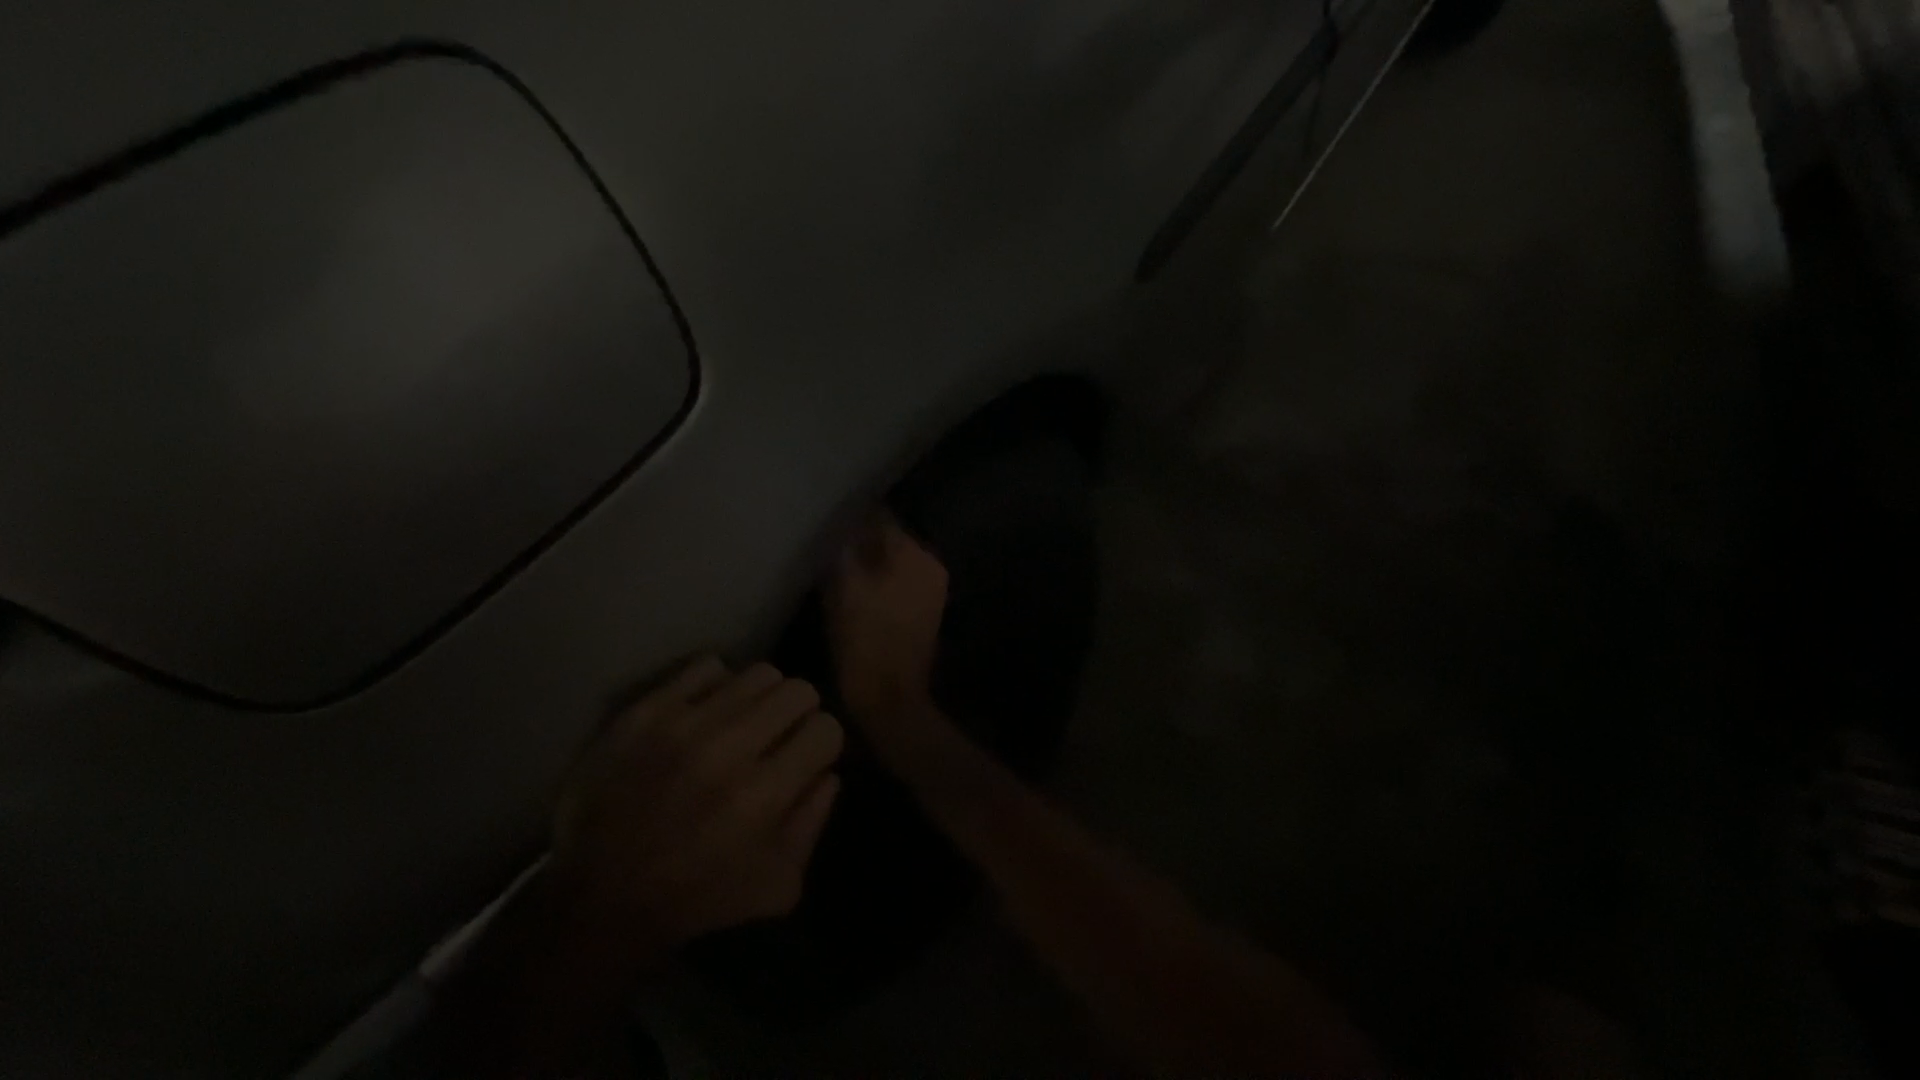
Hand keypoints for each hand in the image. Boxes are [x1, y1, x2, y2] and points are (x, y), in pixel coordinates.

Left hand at [549, 657, 843, 956]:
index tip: (810, 758)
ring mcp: (683, 724)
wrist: (600, 898)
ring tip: (746, 723)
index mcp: (764, 794)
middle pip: (798, 691)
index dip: (824, 745)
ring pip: (758, 674)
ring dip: (762, 699)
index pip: (826, 728)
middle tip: (782, 737)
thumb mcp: (776, 887)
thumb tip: (829, 773)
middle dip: (800, 715)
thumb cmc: (696, 900)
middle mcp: (728, 749)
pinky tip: (709, 714)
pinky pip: (707, 666)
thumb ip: (812, 824)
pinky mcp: (645, 712)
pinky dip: (718, 686)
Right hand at [824, 512, 949, 726]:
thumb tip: (842, 523)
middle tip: (824, 542)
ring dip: (866, 562)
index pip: (880, 517)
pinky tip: (851, 589)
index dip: (850, 516)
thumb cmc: (864, 641)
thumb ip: (845, 547)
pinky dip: (876, 582)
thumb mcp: (844, 587)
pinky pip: (895, 583)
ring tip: (833, 564)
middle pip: (888, 539)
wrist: (890, 700)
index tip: (824, 517)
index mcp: (916, 554)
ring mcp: (930, 590)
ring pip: (891, 562)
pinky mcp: (923, 612)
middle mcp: (931, 566)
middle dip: (859, 539)